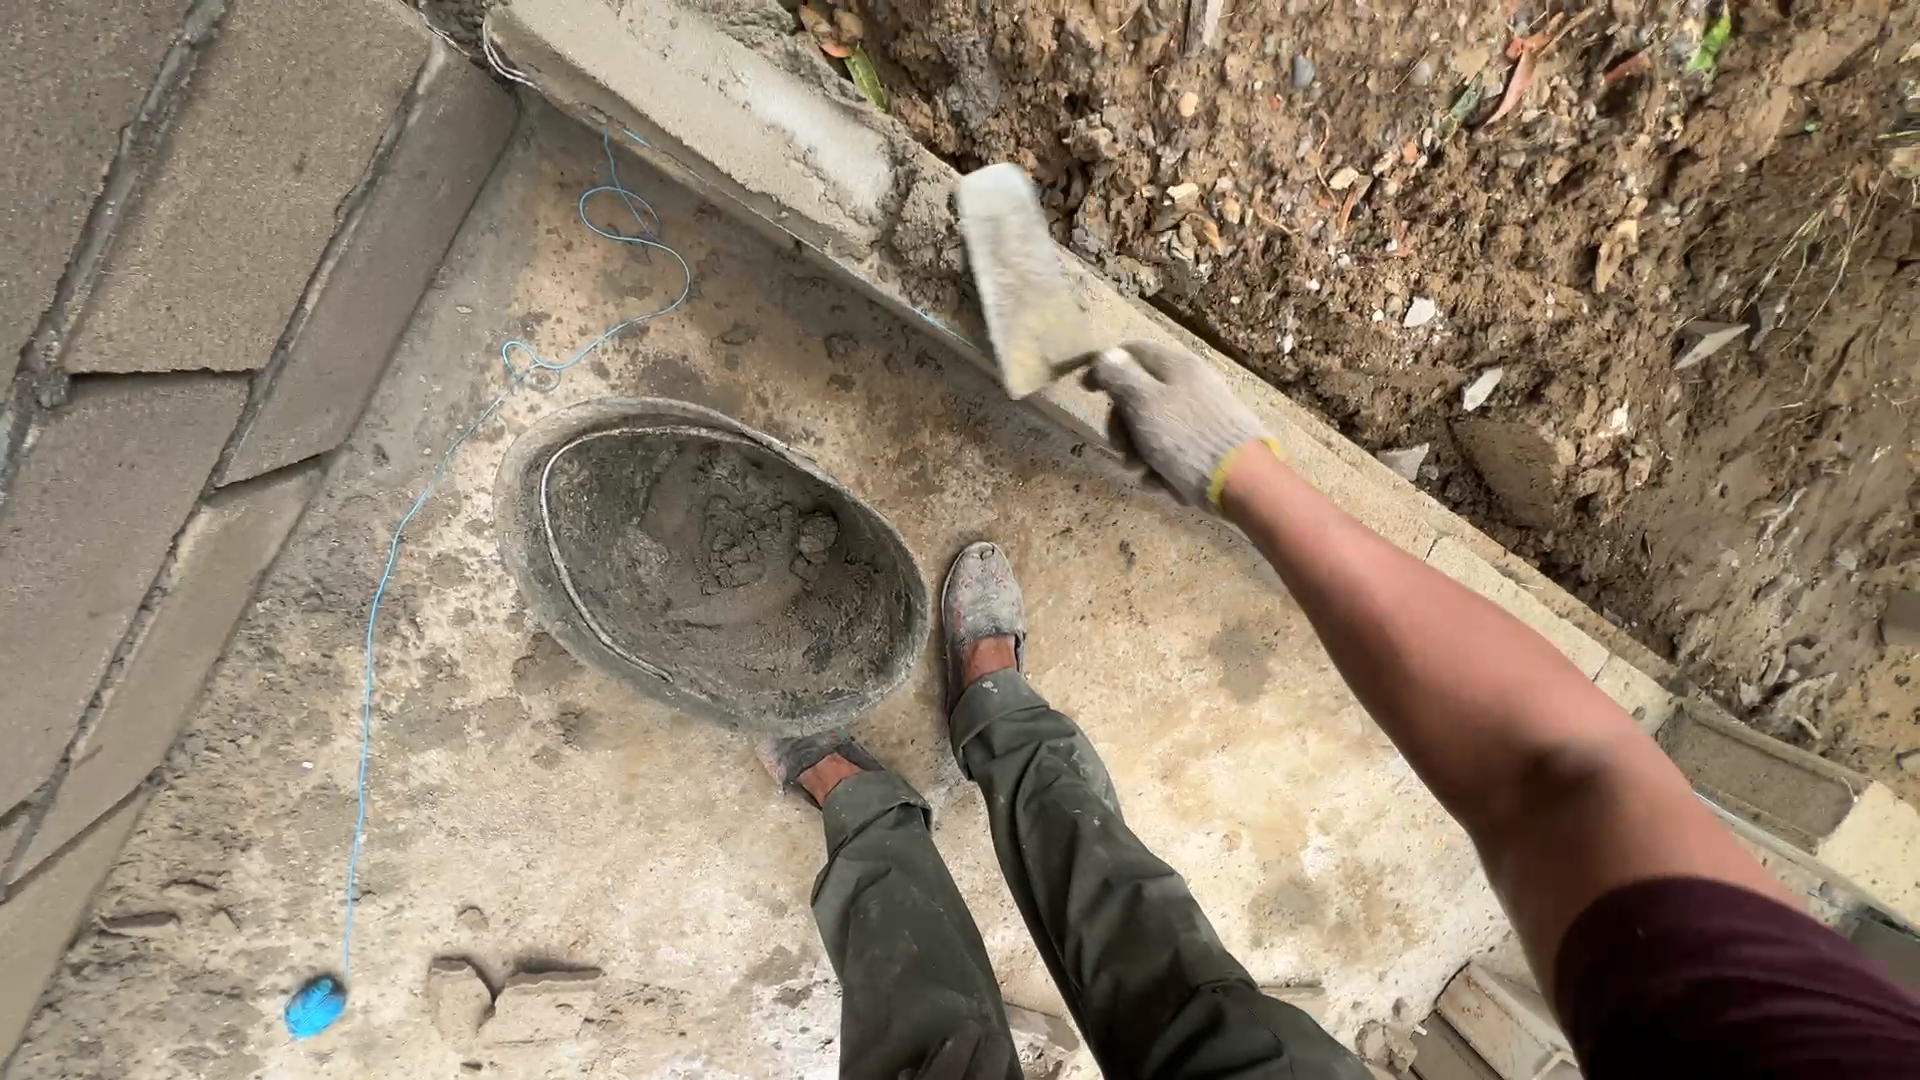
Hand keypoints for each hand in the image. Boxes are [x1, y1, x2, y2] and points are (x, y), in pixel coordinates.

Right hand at [1087, 341, 1270, 510]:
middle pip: (1138, 395)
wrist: (1240, 480)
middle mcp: (1188, 384)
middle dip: (1121, 425)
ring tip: (1142, 472)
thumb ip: (1120, 377)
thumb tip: (1105, 355)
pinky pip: (1171, 449)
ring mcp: (1199, 414)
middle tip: (1119, 448)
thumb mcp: (1144, 404)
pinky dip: (1161, 466)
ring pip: (1151, 427)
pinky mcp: (1206, 443)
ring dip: (1138, 451)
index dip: (1105, 368)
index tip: (1087, 391)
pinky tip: (1161, 482)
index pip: (1132, 352)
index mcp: (1175, 367)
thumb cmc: (1185, 438)